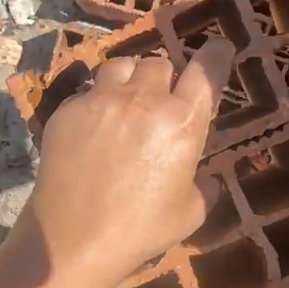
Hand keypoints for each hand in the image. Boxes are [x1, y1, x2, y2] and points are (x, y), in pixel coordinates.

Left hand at [23, 38, 236, 287]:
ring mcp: (103, 100)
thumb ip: (205, 184)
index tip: (218, 49)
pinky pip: (89, 89)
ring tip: (126, 102)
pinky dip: (98, 100)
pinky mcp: (69, 108)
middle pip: (161, 64)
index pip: (207, 69)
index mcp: (184, 122)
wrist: (73, 239)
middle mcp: (145, 100)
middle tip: (160, 103)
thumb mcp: (191, 212)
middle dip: (165, 79)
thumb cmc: (140, 230)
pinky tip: (94, 127)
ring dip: (130, 78)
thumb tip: (204, 176)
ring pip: (122, 65)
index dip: (216, 54)